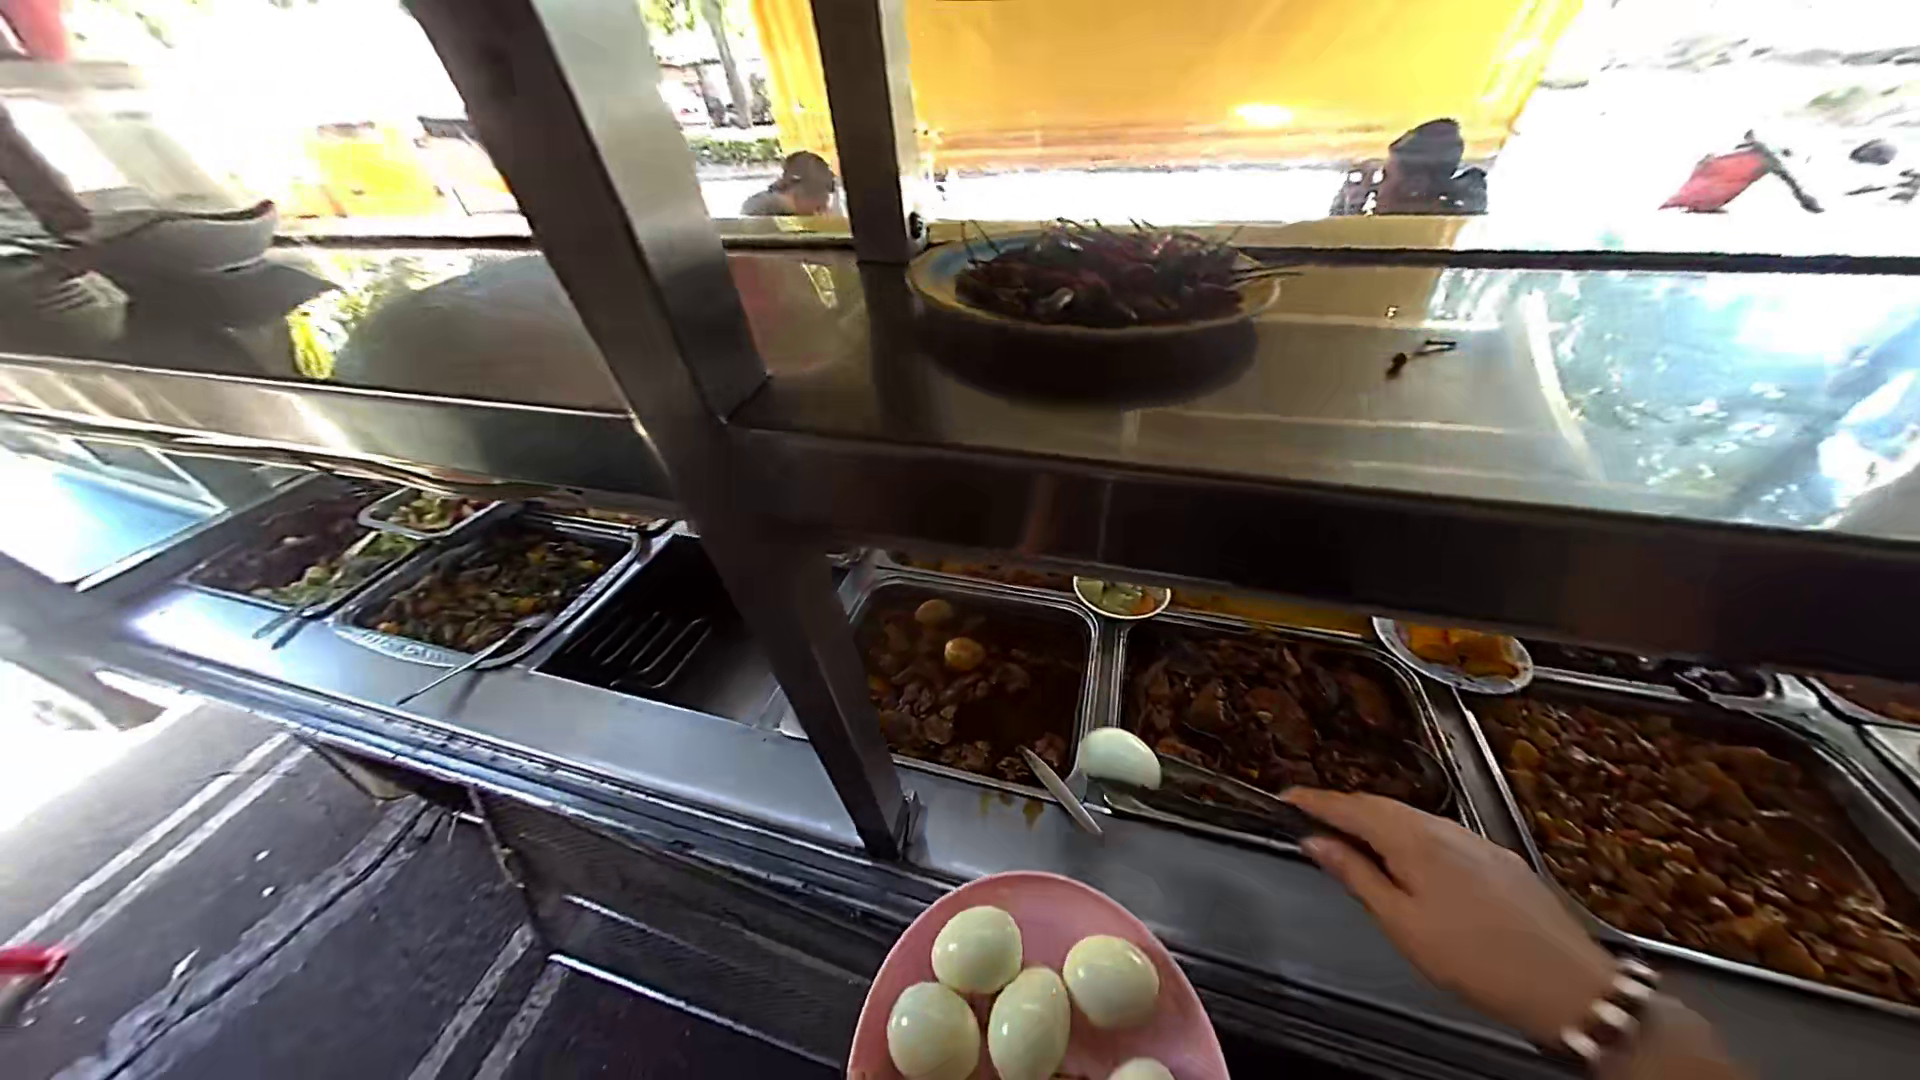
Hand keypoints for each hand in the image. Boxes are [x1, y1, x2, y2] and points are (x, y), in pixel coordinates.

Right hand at [1283, 787, 1616, 1044]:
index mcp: (1411, 839)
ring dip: (1372, 819)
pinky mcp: (1496, 856)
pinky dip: (1405, 832)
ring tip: (1350, 837)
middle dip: (1340, 807)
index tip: (1282, 798)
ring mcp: (1472, 839)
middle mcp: (1440, 827)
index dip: (1311, 800)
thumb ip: (1355, 875)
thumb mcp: (1402, 923)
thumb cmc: (1474, 959)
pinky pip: (1435, 830)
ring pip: (1408, 815)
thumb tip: (1314, 840)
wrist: (1576, 991)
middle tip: (1310, 818)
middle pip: (1376, 804)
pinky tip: (1406, 856)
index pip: (1347, 806)